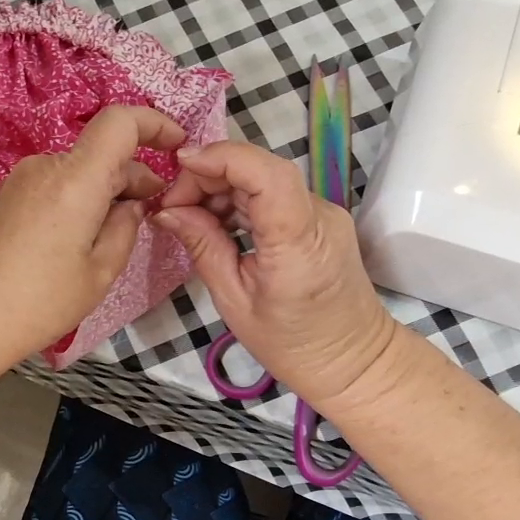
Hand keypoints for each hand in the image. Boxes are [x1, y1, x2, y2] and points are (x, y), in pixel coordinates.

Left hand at [0, 106, 185, 403]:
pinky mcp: (5, 198)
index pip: (120, 121)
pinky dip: (79, 198)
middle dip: (135, 174)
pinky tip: (83, 237)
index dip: (155, 123)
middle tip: (155, 211)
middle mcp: (45, 166)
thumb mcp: (99, 273)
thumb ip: (125, 228)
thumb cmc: (37, 303)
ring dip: (106, 190)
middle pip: (101, 151)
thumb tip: (133, 203)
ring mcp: (20, 180)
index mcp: (75, 178)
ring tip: (118, 233)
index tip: (178, 144)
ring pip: (78, 170)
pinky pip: (55, 184)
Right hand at [151, 141, 396, 405]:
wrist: (352, 360)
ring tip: (187, 217)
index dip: (220, 159)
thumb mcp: (233, 301)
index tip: (179, 167)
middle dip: (209, 176)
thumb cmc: (291, 344)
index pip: (265, 175)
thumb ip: (203, 246)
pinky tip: (214, 222)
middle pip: (260, 170)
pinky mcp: (319, 219)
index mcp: (297, 243)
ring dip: (220, 188)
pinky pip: (273, 195)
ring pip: (264, 179)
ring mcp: (323, 214)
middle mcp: (318, 216)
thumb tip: (167, 211)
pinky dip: (238, 200)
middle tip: (172, 205)